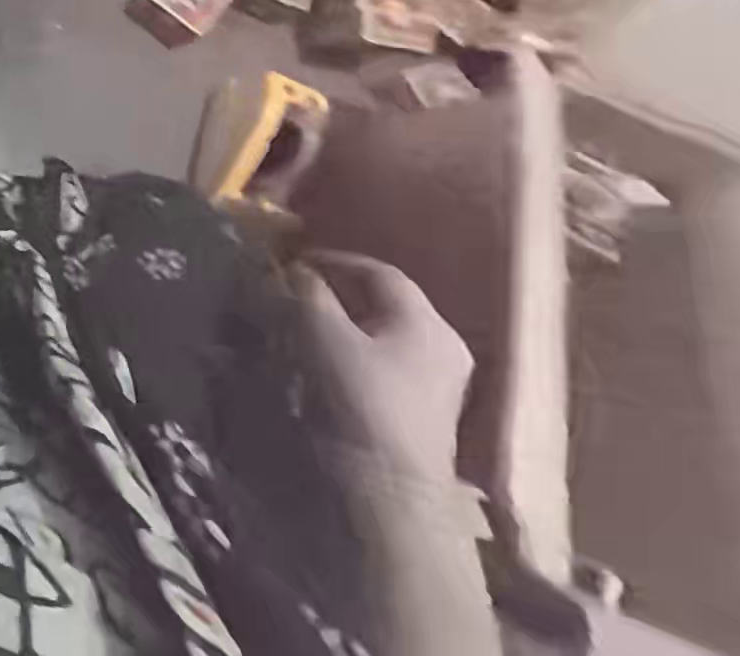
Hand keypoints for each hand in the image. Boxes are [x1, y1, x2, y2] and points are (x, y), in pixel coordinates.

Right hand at [293, 251, 474, 483]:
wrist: (391, 481)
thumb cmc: (360, 397)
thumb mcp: (324, 336)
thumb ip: (309, 295)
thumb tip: (296, 269)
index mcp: (426, 322)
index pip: (380, 272)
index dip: (335, 259)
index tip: (295, 259)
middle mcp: (444, 343)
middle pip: (388, 300)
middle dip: (340, 287)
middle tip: (298, 285)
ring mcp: (442, 376)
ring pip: (388, 327)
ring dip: (348, 315)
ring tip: (308, 316)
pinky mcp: (428, 403)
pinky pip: (391, 352)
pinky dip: (358, 340)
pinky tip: (331, 351)